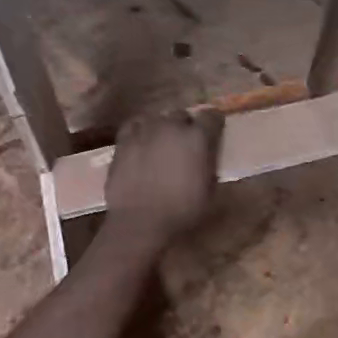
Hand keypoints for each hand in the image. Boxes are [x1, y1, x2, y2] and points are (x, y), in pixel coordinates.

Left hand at [102, 108, 222, 247]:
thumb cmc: (183, 211)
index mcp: (198, 138)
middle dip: (186, 126)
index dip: (213, 124)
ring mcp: (145, 131)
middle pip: (182, 115)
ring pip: (157, 118)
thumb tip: (206, 154)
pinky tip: (141, 142)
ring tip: (161, 144)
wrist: (141, 222)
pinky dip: (140, 130)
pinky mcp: (124, 140)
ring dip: (162, 128)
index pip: (212, 116)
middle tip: (185, 145)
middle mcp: (172, 126)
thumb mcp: (210, 190)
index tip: (213, 134)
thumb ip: (209, 164)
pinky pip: (134, 125)